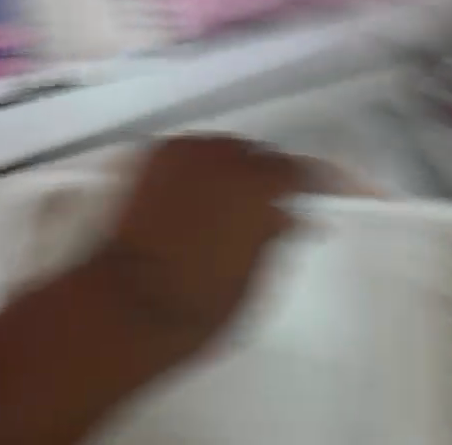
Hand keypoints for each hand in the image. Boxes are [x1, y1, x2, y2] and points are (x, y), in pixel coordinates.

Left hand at [81, 135, 305, 362]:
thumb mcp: (255, 280)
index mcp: (256, 185)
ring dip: (226, 167)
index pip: (299, 169)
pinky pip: (181, 154)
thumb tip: (292, 216)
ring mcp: (177, 153)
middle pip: (253, 153)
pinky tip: (190, 194)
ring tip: (226, 199)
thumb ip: (276, 236)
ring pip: (215, 148)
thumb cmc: (200, 303)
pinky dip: (193, 168)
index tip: (325, 188)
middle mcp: (217, 157)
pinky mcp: (145, 159)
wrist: (126, 302)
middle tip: (267, 204)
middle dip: (264, 173)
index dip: (315, 178)